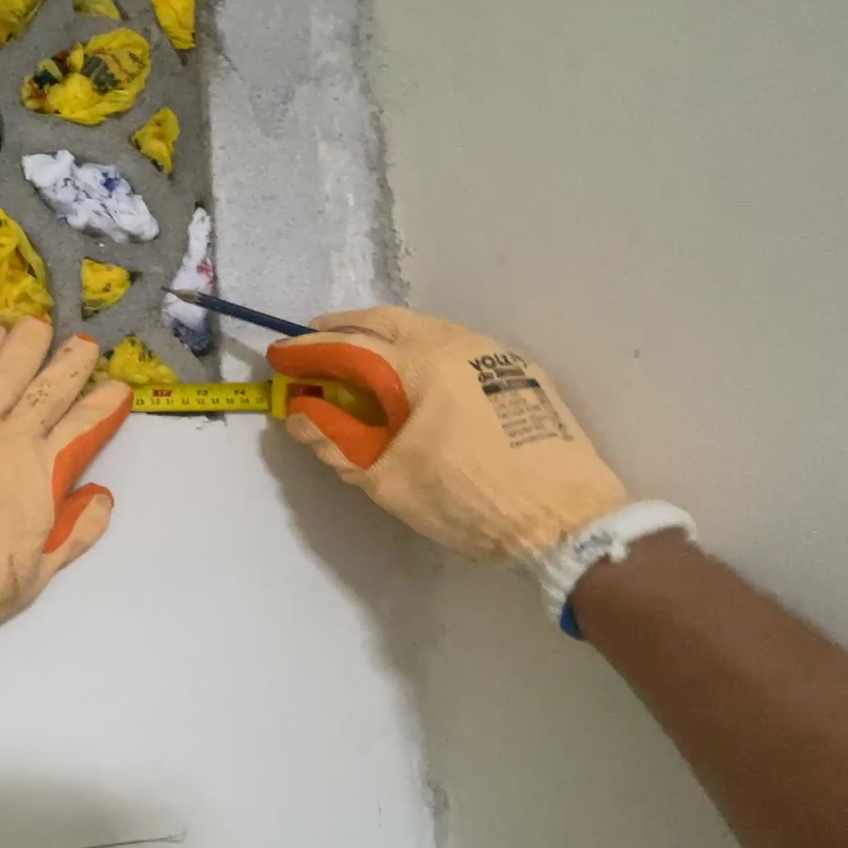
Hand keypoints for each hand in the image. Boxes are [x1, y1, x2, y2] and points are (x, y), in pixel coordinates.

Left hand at [0, 318, 132, 700]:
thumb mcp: (40, 572)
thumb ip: (76, 530)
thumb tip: (103, 496)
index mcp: (42, 473)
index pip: (84, 426)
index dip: (104, 403)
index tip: (117, 387)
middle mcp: (10, 436)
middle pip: (48, 386)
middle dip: (71, 362)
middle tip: (84, 344)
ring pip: (4, 367)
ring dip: (25, 343)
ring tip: (36, 326)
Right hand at [267, 307, 625, 560]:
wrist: (568, 525)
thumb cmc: (467, 500)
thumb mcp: (384, 478)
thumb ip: (334, 441)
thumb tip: (298, 415)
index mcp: (424, 367)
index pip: (350, 347)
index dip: (308, 350)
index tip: (278, 356)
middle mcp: (460, 347)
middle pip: (388, 321)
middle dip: (345, 328)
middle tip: (313, 341)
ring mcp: (496, 357)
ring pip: (426, 328)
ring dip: (383, 335)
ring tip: (356, 357)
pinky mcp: (520, 375)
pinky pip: (455, 346)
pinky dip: (418, 349)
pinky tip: (409, 377)